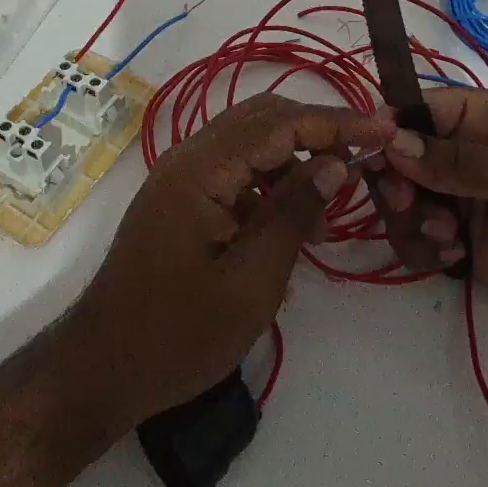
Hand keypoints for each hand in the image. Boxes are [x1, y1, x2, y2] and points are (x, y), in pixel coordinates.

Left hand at [58, 95, 390, 427]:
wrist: (101, 368)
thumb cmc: (177, 335)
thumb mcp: (250, 283)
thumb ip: (292, 215)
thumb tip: (334, 164)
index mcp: (200, 171)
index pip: (279, 124)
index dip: (337, 123)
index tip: (386, 133)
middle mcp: (187, 158)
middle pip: (263, 119)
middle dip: (318, 131)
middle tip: (367, 157)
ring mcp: (181, 177)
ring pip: (250, 142)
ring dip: (294, 159)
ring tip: (329, 206)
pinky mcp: (181, 198)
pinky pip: (234, 170)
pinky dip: (269, 183)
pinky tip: (290, 222)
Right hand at [370, 87, 487, 336]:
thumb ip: (462, 163)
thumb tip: (394, 143)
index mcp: (484, 118)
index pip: (418, 108)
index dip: (390, 129)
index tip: (376, 159)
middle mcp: (461, 150)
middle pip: (395, 155)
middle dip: (397, 184)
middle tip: (409, 206)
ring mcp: (453, 194)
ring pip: (395, 197)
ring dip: (410, 221)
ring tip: (449, 240)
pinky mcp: (449, 235)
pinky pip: (407, 234)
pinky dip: (420, 248)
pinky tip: (455, 258)